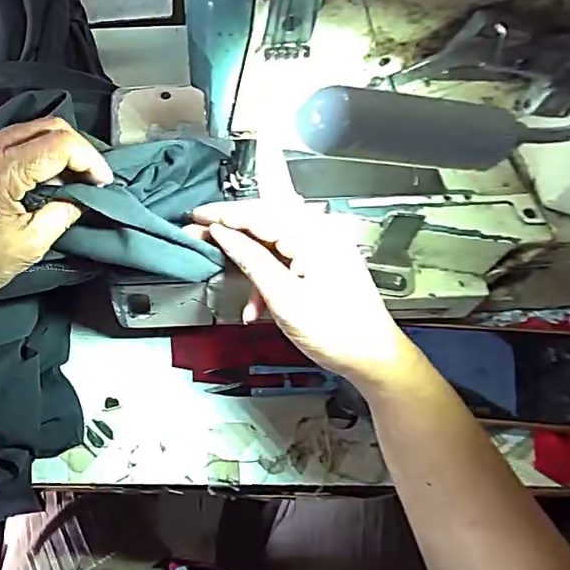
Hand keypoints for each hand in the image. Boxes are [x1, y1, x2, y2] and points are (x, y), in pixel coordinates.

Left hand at [0, 117, 112, 324]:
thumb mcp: (31, 244)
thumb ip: (63, 211)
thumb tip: (82, 196)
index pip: (59, 144)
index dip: (90, 160)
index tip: (103, 182)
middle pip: (47, 127)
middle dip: (77, 151)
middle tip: (92, 180)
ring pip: (30, 130)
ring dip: (56, 151)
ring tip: (72, 182)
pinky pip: (11, 140)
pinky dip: (34, 154)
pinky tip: (44, 180)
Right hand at [189, 200, 428, 393]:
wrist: (372, 357)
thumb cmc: (339, 332)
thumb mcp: (282, 297)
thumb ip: (251, 260)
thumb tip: (224, 234)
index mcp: (314, 235)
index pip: (258, 212)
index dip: (223, 214)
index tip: (197, 215)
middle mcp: (321, 233)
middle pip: (264, 218)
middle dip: (230, 226)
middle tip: (201, 228)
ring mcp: (323, 246)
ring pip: (271, 238)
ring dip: (246, 255)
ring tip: (225, 266)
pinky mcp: (322, 261)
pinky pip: (283, 256)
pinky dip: (264, 274)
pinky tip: (255, 300)